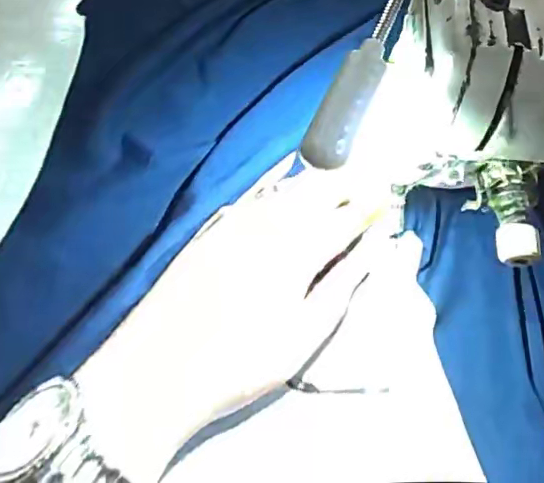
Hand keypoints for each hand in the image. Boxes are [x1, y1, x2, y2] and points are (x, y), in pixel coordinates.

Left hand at [73, 160, 386, 480]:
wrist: (151, 376)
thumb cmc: (240, 361)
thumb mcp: (305, 334)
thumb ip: (346, 281)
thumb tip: (380, 243)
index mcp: (304, 246)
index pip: (353, 213)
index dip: (376, 205)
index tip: (392, 200)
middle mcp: (277, 221)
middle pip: (326, 186)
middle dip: (355, 181)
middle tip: (373, 182)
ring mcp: (244, 219)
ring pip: (294, 183)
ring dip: (324, 176)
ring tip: (342, 176)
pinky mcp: (217, 226)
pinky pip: (257, 188)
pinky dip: (280, 175)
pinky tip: (288, 167)